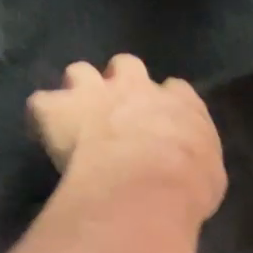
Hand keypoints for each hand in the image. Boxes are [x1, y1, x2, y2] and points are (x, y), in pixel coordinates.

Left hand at [27, 54, 227, 221]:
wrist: (146, 186)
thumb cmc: (189, 185)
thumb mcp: (210, 173)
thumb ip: (196, 157)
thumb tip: (189, 165)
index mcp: (181, 104)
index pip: (176, 90)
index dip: (166, 102)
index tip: (163, 120)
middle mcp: (138, 87)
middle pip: (127, 66)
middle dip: (120, 82)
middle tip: (118, 110)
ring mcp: (94, 92)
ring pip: (79, 72)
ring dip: (78, 91)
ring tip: (77, 117)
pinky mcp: (56, 109)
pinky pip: (41, 104)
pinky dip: (43, 119)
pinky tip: (46, 136)